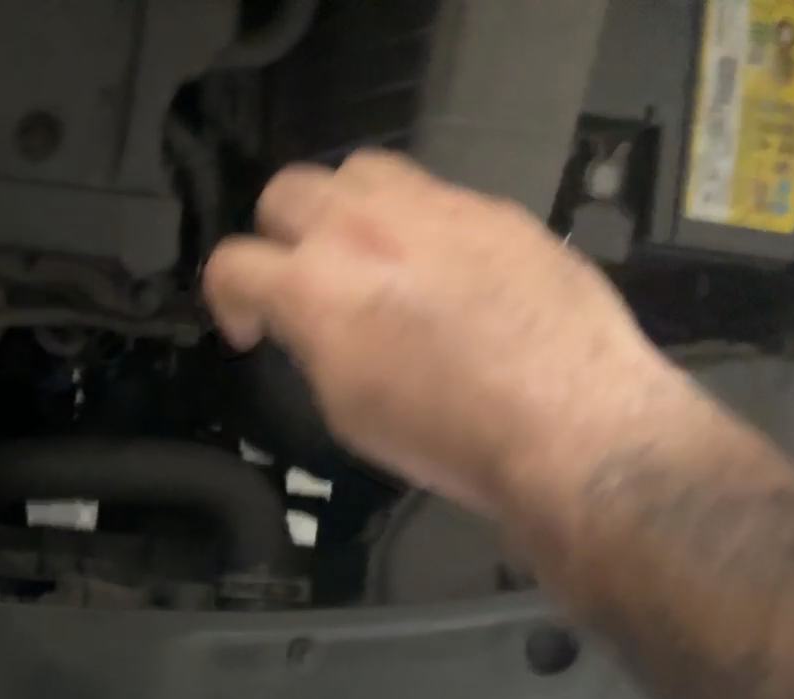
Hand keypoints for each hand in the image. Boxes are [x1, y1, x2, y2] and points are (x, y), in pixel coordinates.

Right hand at [203, 150, 697, 514]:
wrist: (568, 426)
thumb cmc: (439, 432)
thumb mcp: (338, 401)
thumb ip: (307, 340)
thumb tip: (305, 321)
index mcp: (315, 288)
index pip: (230, 263)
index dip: (225, 300)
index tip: (251, 332)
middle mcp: (367, 231)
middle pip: (286, 191)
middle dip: (273, 239)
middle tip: (297, 284)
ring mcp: (437, 210)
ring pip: (356, 171)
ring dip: (337, 212)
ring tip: (358, 259)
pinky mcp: (495, 210)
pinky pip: (428, 192)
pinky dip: (405, 223)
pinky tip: (428, 271)